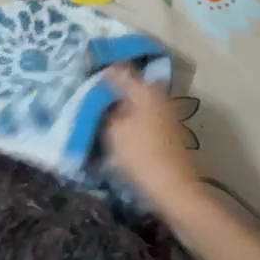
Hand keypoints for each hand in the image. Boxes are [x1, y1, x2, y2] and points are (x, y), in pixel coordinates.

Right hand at [99, 65, 200, 203]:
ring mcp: (167, 114)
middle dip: (112, 90)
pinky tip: (117, 130)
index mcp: (145, 90)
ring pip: (137, 103)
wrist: (173, 188)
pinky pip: (143, 117)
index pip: (120, 71)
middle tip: (91, 97)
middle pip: (131, 86)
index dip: (102, 73)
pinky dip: (130, 120)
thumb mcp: (113, 130)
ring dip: (121, 107)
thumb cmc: (141, 154)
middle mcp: (159, 96)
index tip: (86, 78)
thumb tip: (102, 100)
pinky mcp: (168, 132)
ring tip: (100, 115)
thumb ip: (104, 109)